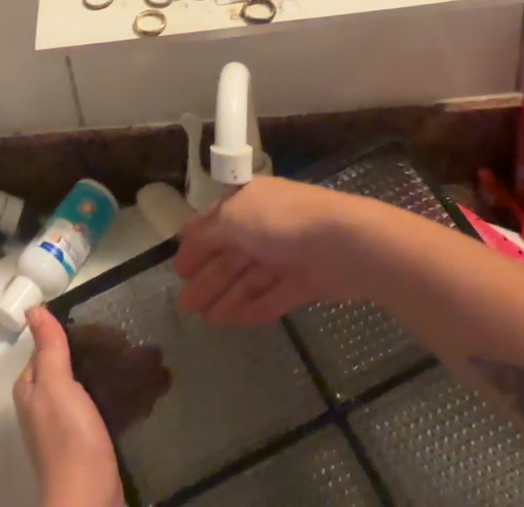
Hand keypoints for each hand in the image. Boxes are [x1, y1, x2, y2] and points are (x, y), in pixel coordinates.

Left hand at [13, 307, 121, 506]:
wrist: (89, 499)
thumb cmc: (69, 438)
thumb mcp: (57, 385)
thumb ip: (48, 348)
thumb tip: (32, 308)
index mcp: (30, 389)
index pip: (45, 348)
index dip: (68, 333)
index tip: (101, 322)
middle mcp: (41, 406)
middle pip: (64, 368)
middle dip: (89, 354)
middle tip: (123, 340)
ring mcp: (62, 427)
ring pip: (81, 389)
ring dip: (102, 375)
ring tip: (133, 361)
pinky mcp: (84, 443)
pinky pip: (95, 409)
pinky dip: (110, 398)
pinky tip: (131, 392)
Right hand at [174, 176, 357, 323]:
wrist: (344, 243)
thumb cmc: (280, 221)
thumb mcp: (232, 218)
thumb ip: (206, 232)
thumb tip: (185, 239)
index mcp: (247, 202)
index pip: (213, 225)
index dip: (195, 248)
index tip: (179, 272)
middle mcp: (266, 225)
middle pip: (230, 255)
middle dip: (207, 280)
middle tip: (185, 307)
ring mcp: (288, 253)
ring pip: (251, 278)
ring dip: (227, 297)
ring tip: (208, 320)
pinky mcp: (307, 281)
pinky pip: (275, 294)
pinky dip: (256, 306)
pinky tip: (236, 321)